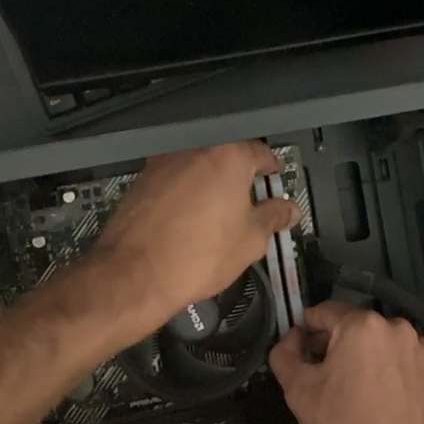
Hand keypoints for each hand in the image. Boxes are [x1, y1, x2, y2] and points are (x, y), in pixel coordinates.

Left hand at [88, 141, 300, 346]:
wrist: (135, 275)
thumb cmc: (197, 255)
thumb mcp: (251, 240)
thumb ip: (273, 217)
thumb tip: (288, 210)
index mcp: (229, 155)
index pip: (262, 154)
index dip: (273, 173)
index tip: (275, 187)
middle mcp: (195, 148)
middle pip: (228, 157)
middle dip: (241, 179)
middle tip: (249, 208)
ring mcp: (165, 161)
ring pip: (199, 167)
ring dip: (211, 185)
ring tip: (216, 219)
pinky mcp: (143, 178)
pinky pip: (175, 180)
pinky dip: (186, 194)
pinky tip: (188, 222)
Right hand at [270, 302, 423, 423]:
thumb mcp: (299, 394)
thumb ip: (286, 355)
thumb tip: (292, 338)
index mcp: (364, 327)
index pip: (326, 313)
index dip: (307, 331)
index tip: (300, 352)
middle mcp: (400, 330)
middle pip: (358, 329)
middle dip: (338, 348)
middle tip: (324, 381)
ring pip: (384, 347)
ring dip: (367, 361)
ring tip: (355, 398)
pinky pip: (406, 367)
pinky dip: (392, 377)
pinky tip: (382, 407)